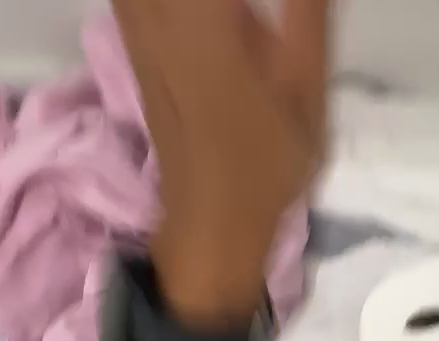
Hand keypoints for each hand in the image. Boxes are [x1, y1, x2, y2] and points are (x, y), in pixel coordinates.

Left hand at [112, 0, 332, 324]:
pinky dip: (177, 7)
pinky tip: (223, 24)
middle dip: (233, 7)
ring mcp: (134, 13)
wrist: (212, 220)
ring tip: (246, 29)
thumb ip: (308, 13)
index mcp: (205, 11)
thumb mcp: (306, 88)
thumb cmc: (267, 164)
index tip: (275, 15)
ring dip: (217, 9)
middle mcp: (158, 4)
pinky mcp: (131, 29)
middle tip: (259, 28)